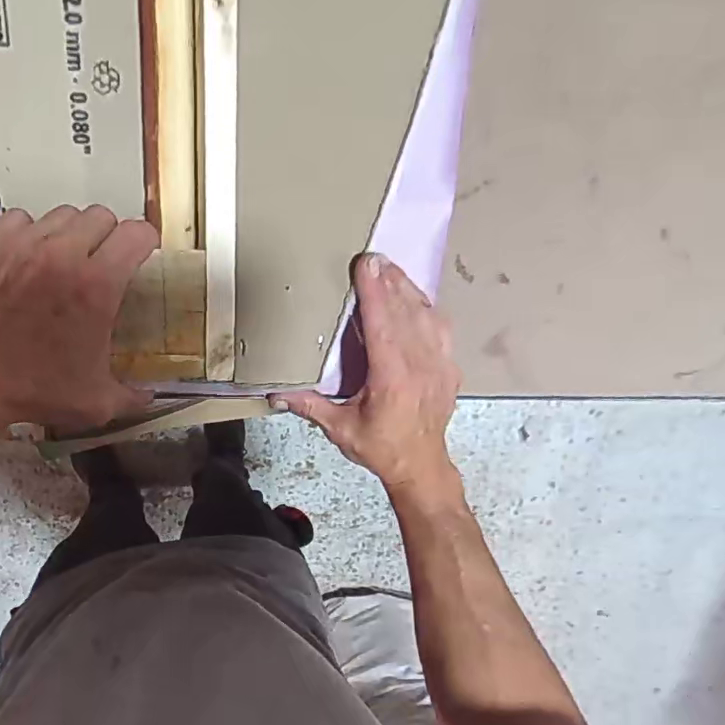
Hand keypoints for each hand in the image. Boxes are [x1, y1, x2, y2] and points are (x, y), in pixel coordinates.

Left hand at [0, 205, 156, 430]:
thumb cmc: (36, 392)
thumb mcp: (95, 402)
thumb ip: (131, 397)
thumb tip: (149, 397)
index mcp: (96, 285)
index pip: (136, 234)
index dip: (144, 244)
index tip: (140, 257)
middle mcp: (61, 255)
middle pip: (100, 217)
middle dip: (108, 237)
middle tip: (101, 264)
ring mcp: (21, 246)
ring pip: (60, 215)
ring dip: (69, 234)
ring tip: (63, 261)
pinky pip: (18, 220)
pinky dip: (28, 234)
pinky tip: (27, 259)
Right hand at [272, 253, 460, 492]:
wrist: (421, 466)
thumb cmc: (381, 449)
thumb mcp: (340, 429)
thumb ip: (310, 406)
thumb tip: (276, 395)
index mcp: (393, 378)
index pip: (383, 325)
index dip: (374, 292)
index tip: (366, 266)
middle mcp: (421, 366)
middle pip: (407, 311)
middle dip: (390, 282)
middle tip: (376, 257)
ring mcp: (439, 365)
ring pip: (427, 316)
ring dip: (409, 290)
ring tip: (392, 271)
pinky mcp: (448, 368)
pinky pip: (441, 329)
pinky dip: (427, 309)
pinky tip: (416, 300)